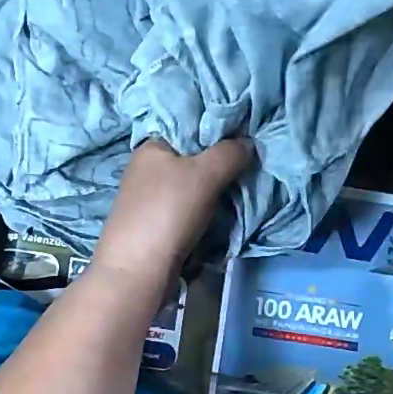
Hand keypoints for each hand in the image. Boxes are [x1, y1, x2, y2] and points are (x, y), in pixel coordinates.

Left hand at [91, 138, 252, 284]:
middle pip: (194, 154)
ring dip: (218, 185)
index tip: (252, 130)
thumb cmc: (167, 212)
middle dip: (223, 158)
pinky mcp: (157, 221)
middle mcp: (148, 167)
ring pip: (194, 182)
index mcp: (152, 146)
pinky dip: (207, 205)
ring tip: (248, 181)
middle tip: (255, 159)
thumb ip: (229, 152)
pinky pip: (189, 205)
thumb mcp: (204, 173)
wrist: (137, 270)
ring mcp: (151, 196)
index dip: (221, 125)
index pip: (191, 123)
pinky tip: (228, 205)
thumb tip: (248, 142)